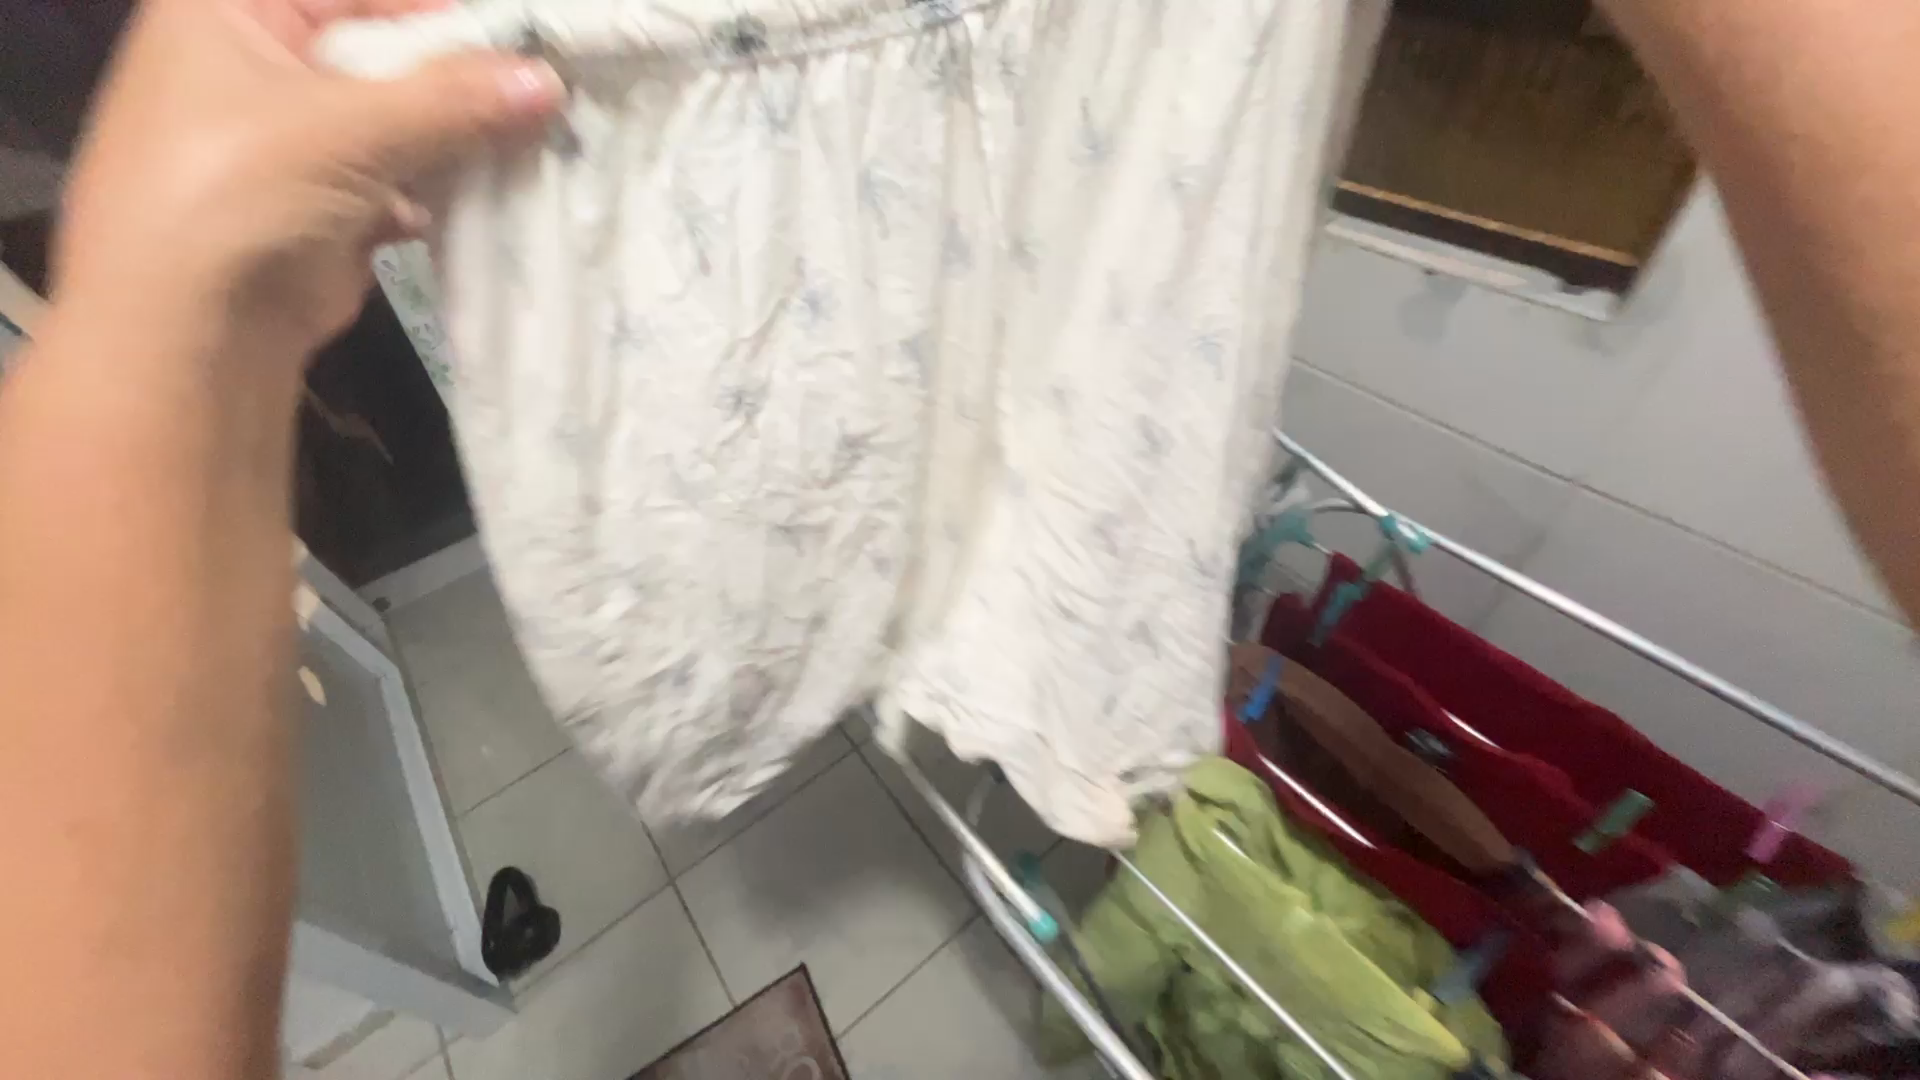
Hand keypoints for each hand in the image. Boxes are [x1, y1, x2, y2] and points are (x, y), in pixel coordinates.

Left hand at [54, 0, 562, 369]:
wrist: (201, 322)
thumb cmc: (243, 192)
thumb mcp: (349, 129)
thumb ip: (453, 101)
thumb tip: (548, 82)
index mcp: (235, 11)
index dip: (444, 22)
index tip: (525, 56)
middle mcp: (266, 66)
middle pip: (389, 61)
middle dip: (464, 91)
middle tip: (541, 111)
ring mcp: (302, 141)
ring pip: (406, 127)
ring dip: (463, 146)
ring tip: (527, 156)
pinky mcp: (337, 203)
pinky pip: (407, 182)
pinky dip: (445, 194)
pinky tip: (484, 203)